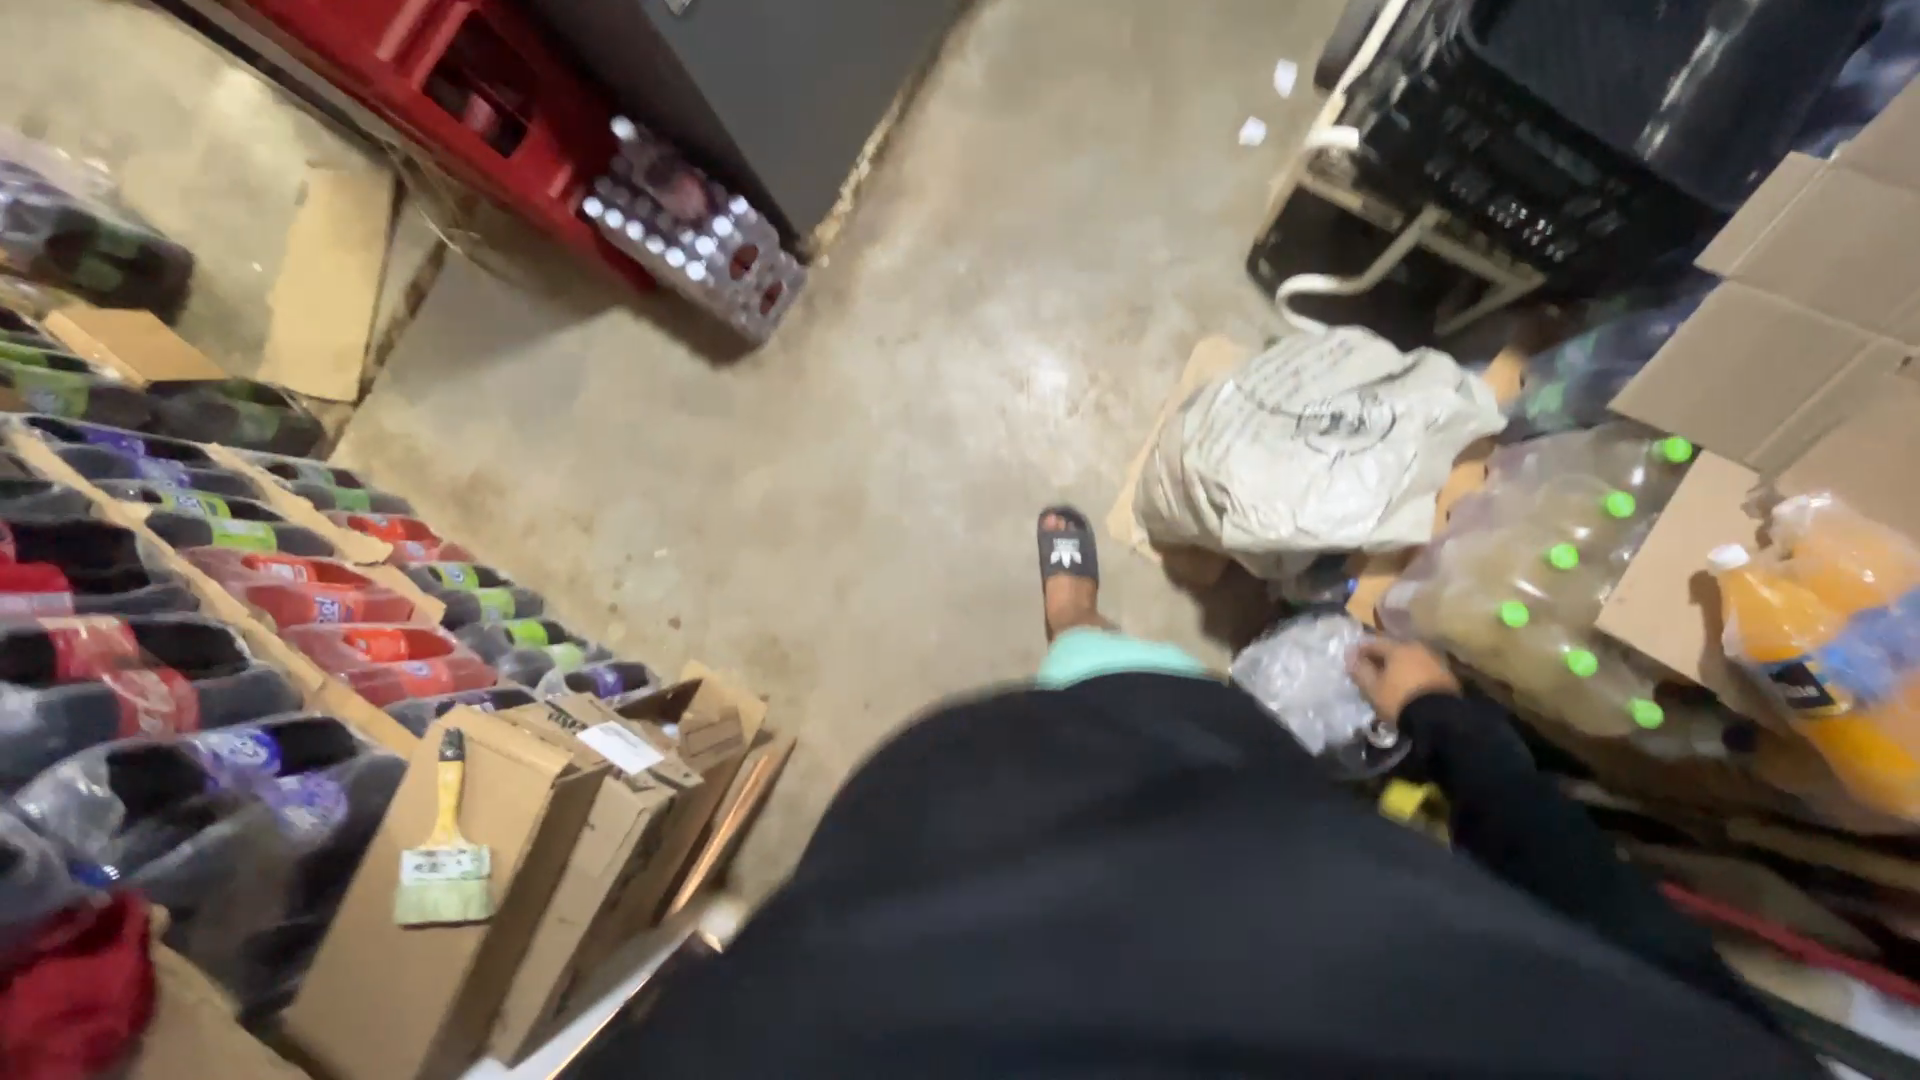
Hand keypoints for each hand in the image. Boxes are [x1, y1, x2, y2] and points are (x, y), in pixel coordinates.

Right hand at [1348, 639, 1460, 724]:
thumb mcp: (1372, 688)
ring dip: (1399, 666)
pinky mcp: (1447, 675)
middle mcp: (1418, 648)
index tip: (1352, 660)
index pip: (1373, 643)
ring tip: (1390, 679)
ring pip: (1410, 659)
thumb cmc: (1399, 699)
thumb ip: (1360, 669)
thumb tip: (1350, 655)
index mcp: (1398, 647)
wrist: (1440, 718)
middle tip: (1371, 670)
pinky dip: (1413, 674)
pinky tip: (1408, 685)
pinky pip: (1423, 669)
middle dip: (1381, 658)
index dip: (1360, 651)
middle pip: (1394, 649)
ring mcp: (1435, 660)